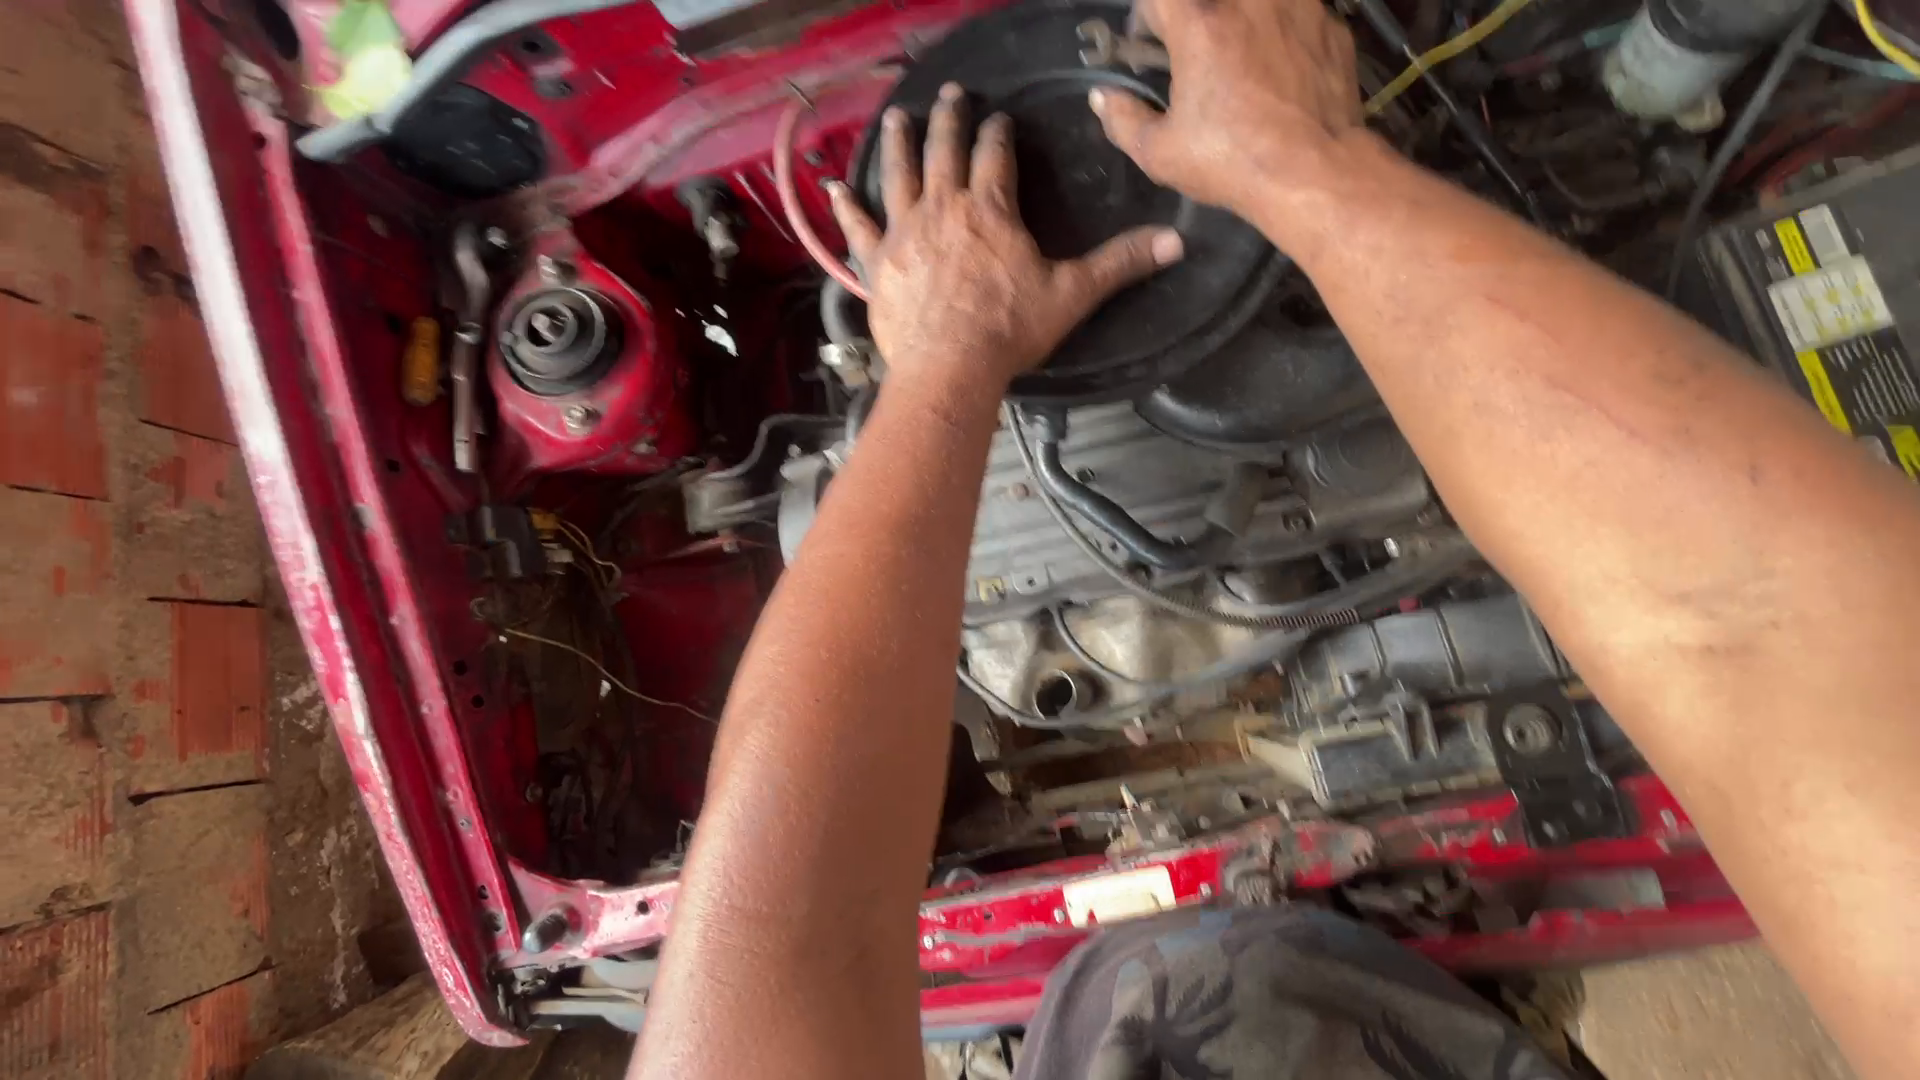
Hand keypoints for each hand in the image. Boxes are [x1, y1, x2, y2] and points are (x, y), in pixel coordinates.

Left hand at [829, 82, 1183, 395]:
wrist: (950, 367)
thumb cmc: (1009, 330)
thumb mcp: (1072, 295)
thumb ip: (1119, 264)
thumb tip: (1176, 242)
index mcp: (990, 209)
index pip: (995, 155)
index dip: (998, 134)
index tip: (998, 120)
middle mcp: (943, 207)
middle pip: (945, 150)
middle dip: (950, 120)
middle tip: (950, 96)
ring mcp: (904, 232)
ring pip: (899, 174)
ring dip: (899, 143)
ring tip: (899, 119)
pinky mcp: (878, 263)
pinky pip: (858, 228)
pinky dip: (847, 208)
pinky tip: (836, 189)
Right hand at [1088, 0, 1362, 220]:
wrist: (1311, 171)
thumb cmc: (1228, 162)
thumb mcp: (1159, 154)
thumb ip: (1122, 120)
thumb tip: (1102, 98)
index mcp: (1200, 24)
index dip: (1145, 17)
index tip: (1147, 44)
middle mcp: (1249, 0)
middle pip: (1208, 0)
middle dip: (1195, 20)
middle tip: (1192, 53)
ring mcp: (1298, 5)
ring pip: (1256, 4)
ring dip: (1242, 22)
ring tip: (1239, 58)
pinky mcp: (1330, 25)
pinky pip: (1297, 14)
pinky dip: (1282, 33)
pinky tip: (1278, 72)